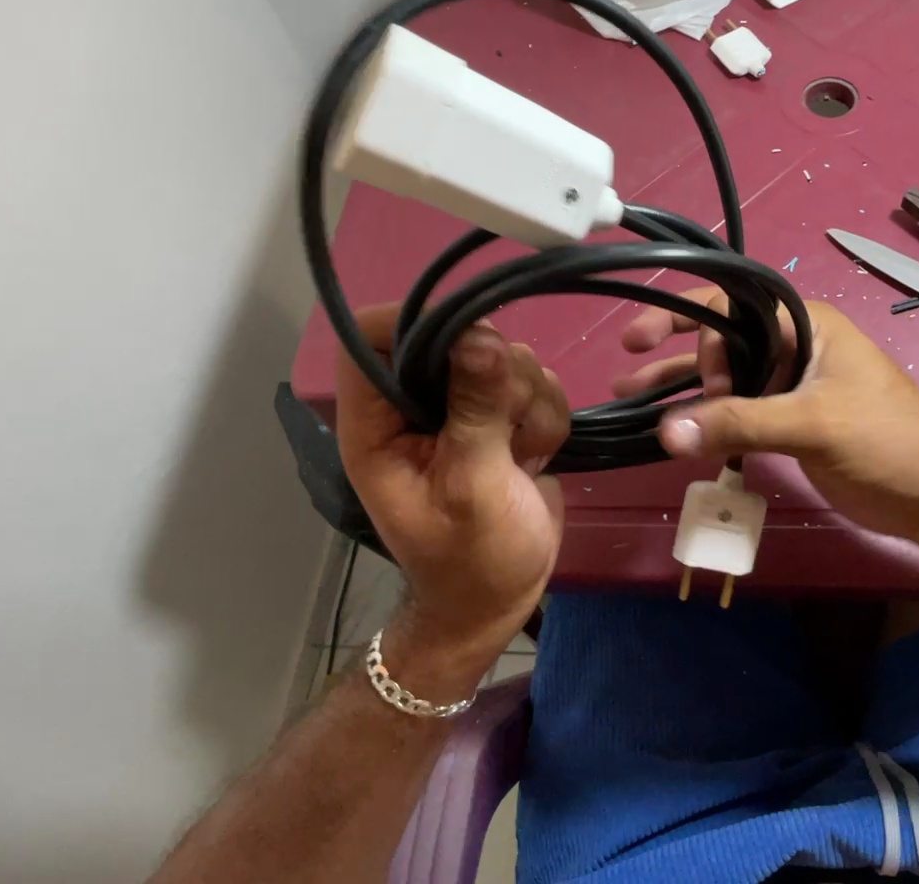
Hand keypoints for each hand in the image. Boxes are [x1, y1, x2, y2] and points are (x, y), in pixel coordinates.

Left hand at [335, 305, 570, 661]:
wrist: (502, 597)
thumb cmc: (472, 559)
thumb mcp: (472, 487)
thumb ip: (475, 411)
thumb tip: (479, 335)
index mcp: (378, 423)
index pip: (372, 338)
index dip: (415, 320)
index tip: (474, 336)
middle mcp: (417, 405)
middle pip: (459, 338)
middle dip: (500, 379)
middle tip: (505, 429)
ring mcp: (465, 408)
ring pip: (509, 359)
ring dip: (530, 406)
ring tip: (519, 458)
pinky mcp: (505, 416)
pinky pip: (538, 383)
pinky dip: (547, 418)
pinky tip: (534, 457)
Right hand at [614, 289, 918, 541]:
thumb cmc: (888, 442)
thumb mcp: (813, 423)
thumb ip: (739, 423)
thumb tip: (666, 432)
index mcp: (806, 324)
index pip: (734, 305)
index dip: (688, 320)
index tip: (656, 351)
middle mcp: (794, 346)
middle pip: (723, 338)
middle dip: (679, 355)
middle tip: (636, 374)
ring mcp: (791, 385)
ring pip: (726, 377)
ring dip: (682, 386)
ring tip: (628, 393)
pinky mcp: (789, 422)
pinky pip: (737, 412)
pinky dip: (707, 419)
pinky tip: (673, 428)